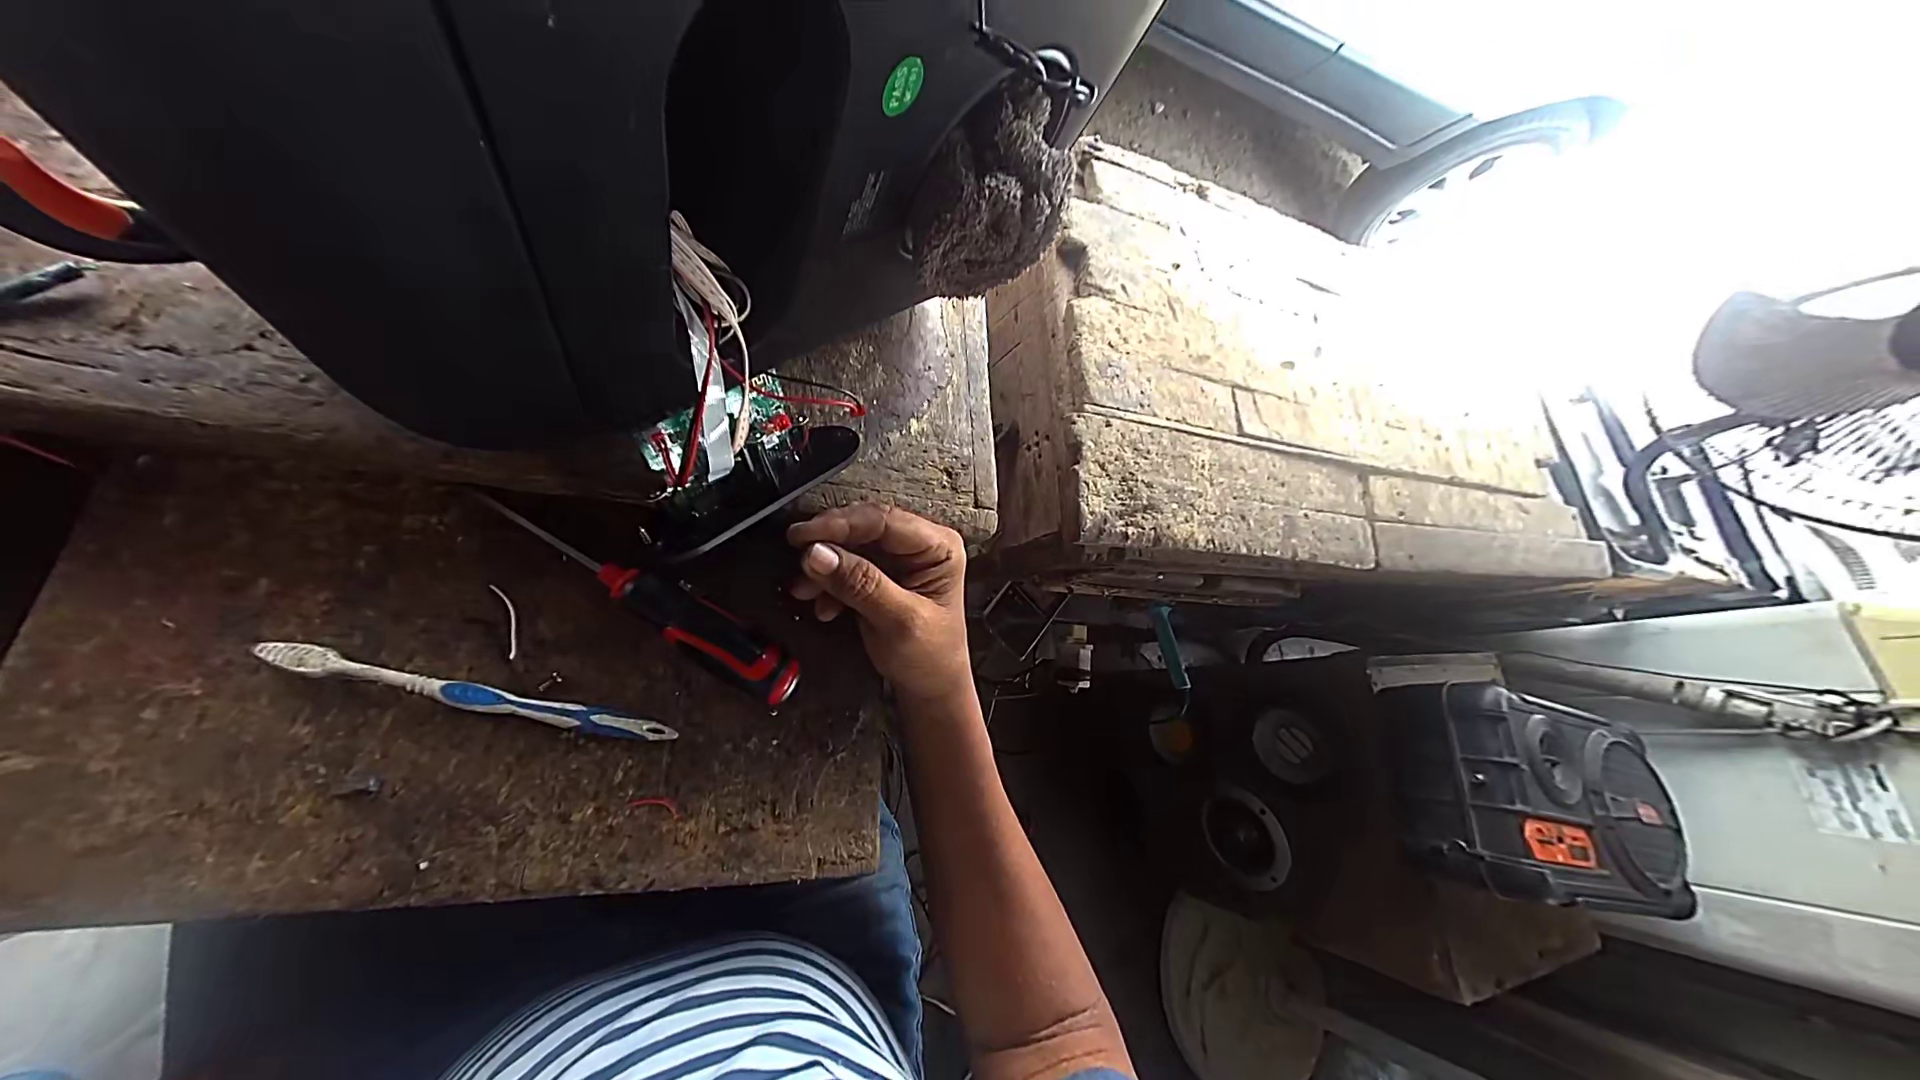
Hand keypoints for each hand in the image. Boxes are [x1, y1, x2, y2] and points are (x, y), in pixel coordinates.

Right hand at [787, 504, 969, 702]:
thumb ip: (861, 585)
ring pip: (849, 546)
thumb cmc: (931, 657)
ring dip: (823, 566)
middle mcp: (919, 546)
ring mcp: (897, 560)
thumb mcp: (899, 621)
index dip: (841, 524)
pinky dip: (827, 583)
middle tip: (799, 555)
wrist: (929, 687)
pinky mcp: (878, 575)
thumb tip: (820, 554)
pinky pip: (844, 566)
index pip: (884, 521)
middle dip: (828, 544)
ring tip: (805, 588)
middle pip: (863, 529)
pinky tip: (822, 604)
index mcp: (938, 547)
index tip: (805, 536)